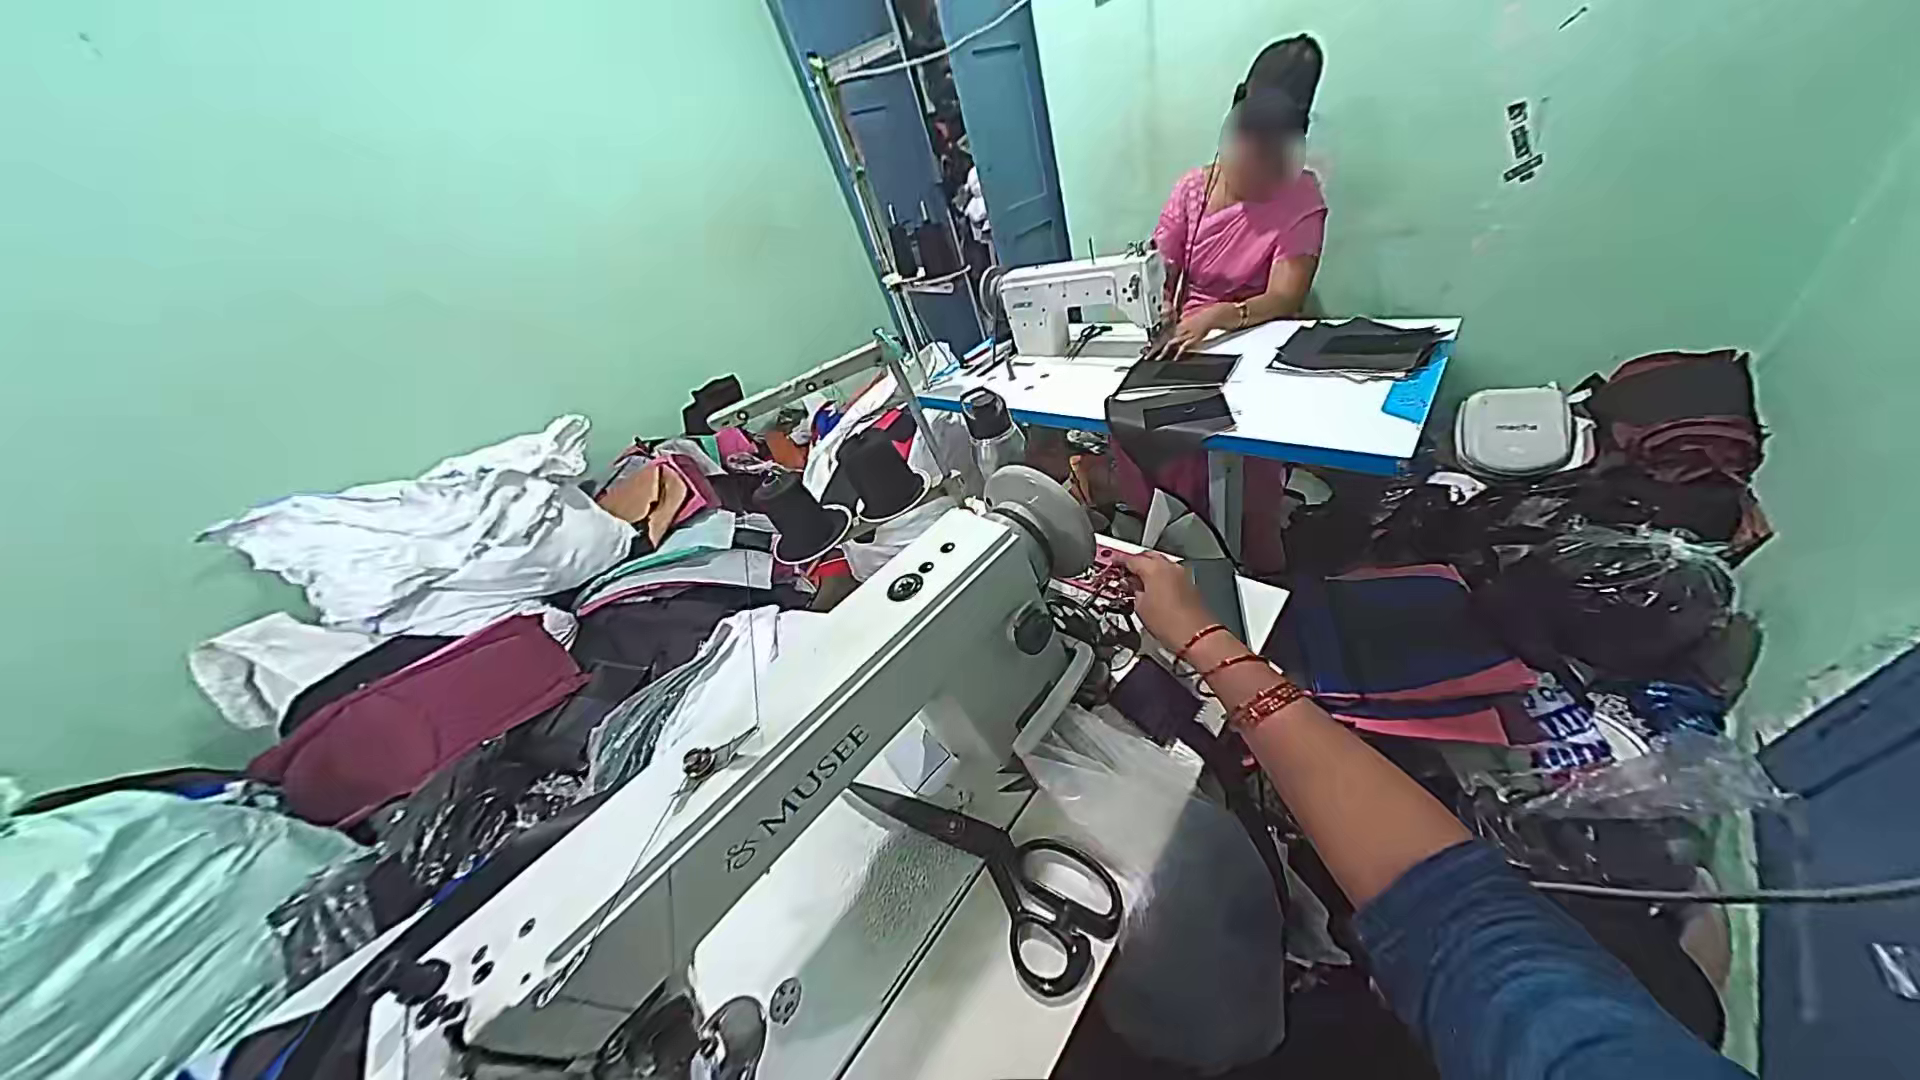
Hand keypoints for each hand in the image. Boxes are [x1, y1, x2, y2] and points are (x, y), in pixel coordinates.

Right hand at [1116, 551, 1217, 648]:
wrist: (1196, 635)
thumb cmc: (1170, 623)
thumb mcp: (1140, 607)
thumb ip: (1133, 590)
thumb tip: (1132, 587)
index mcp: (1154, 568)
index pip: (1131, 559)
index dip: (1119, 560)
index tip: (1114, 562)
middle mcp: (1170, 567)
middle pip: (1147, 557)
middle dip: (1135, 562)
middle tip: (1124, 572)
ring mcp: (1182, 574)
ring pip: (1160, 564)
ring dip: (1148, 570)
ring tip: (1138, 583)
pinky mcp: (1189, 584)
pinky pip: (1170, 574)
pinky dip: (1160, 578)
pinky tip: (1153, 590)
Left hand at [1142, 306, 1229, 360]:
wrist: (1211, 316)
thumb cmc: (1199, 319)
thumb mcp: (1185, 322)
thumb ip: (1177, 329)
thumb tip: (1170, 336)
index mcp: (1176, 326)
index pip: (1162, 335)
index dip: (1154, 343)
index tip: (1148, 350)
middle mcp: (1179, 329)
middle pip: (1164, 340)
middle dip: (1156, 349)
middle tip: (1149, 356)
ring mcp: (1186, 334)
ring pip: (1171, 343)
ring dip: (1164, 352)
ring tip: (1158, 359)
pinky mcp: (1193, 339)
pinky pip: (1184, 346)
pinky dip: (1179, 353)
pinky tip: (1175, 358)